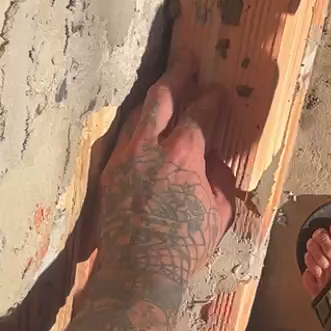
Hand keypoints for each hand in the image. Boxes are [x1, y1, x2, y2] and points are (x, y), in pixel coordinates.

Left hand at [94, 57, 236, 289]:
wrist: (139, 271)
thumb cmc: (187, 246)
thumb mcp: (219, 212)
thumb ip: (218, 179)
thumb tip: (212, 161)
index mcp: (183, 154)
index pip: (200, 113)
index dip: (212, 98)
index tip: (219, 90)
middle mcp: (150, 146)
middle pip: (162, 97)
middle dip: (177, 74)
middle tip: (186, 59)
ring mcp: (125, 157)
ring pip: (138, 114)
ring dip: (154, 98)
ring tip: (165, 89)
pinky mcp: (110, 172)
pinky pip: (125, 137)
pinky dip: (139, 126)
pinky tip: (145, 128)